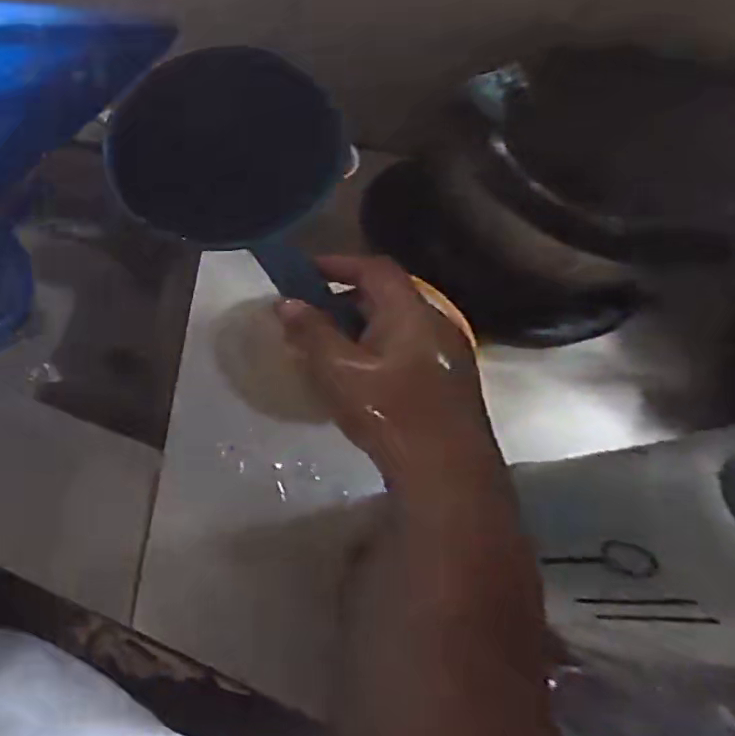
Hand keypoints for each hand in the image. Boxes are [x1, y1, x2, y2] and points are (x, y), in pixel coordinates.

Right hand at [276, 256, 505, 498]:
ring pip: (394, 320)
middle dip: (340, 294)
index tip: (301, 271)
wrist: (447, 472)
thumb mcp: (336, 369)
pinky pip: (402, 342)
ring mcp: (445, 353)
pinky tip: (349, 367)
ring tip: (319, 338)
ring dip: (354, 321)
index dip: (337, 263)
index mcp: (412, 315)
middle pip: (386, 293)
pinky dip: (370, 341)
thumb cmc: (389, 412)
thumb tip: (287, 302)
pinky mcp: (444, 377)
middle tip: (303, 309)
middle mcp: (435, 325)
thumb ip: (311, 331)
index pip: (376, 269)